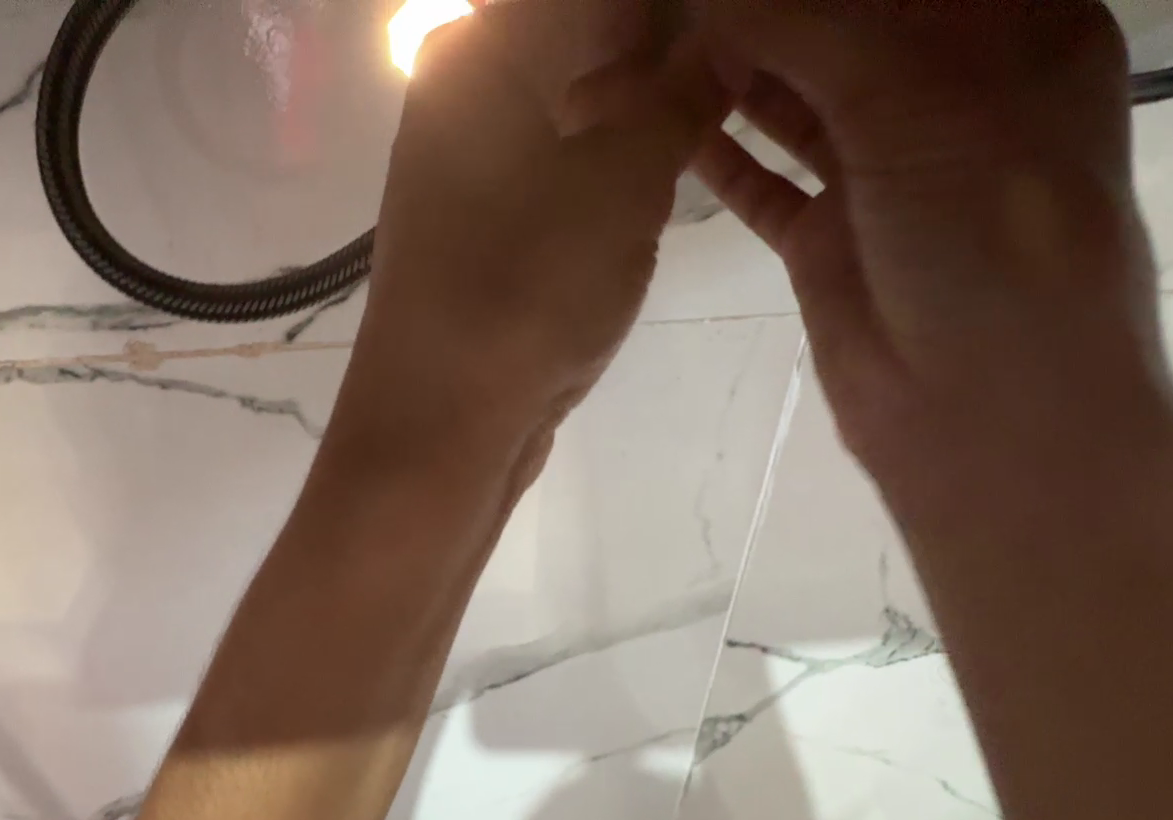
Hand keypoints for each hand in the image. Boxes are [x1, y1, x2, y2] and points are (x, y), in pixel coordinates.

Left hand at [329, 6, 724, 472]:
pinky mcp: (477, 239)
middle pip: (572, 46)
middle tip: (730, 77)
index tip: (722, 37)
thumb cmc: (527, 288)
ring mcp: (460, 178)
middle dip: (655, 57)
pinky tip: (649, 180)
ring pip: (565, 114)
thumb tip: (721, 49)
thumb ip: (677, 101)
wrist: (442, 424)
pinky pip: (551, 175)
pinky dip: (601, 169)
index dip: (660, 17)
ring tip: (708, 116)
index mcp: (472, 56)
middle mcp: (454, 106)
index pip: (578, 1)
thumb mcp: (623, 180)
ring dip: (634, 114)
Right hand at [694, 0, 1172, 497]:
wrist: (978, 402)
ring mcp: (880, 171)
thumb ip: (810, 29)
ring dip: (731, 76)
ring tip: (661, 52)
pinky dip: (719, 158)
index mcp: (1010, 29)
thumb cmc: (984, 231)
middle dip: (763, 16)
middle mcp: (945, 92)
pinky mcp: (826, 237)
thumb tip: (715, 1)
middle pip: (841, 25)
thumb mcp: (913, 101)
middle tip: (684, 10)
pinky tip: (668, 129)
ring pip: (795, 99)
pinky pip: (764, 182)